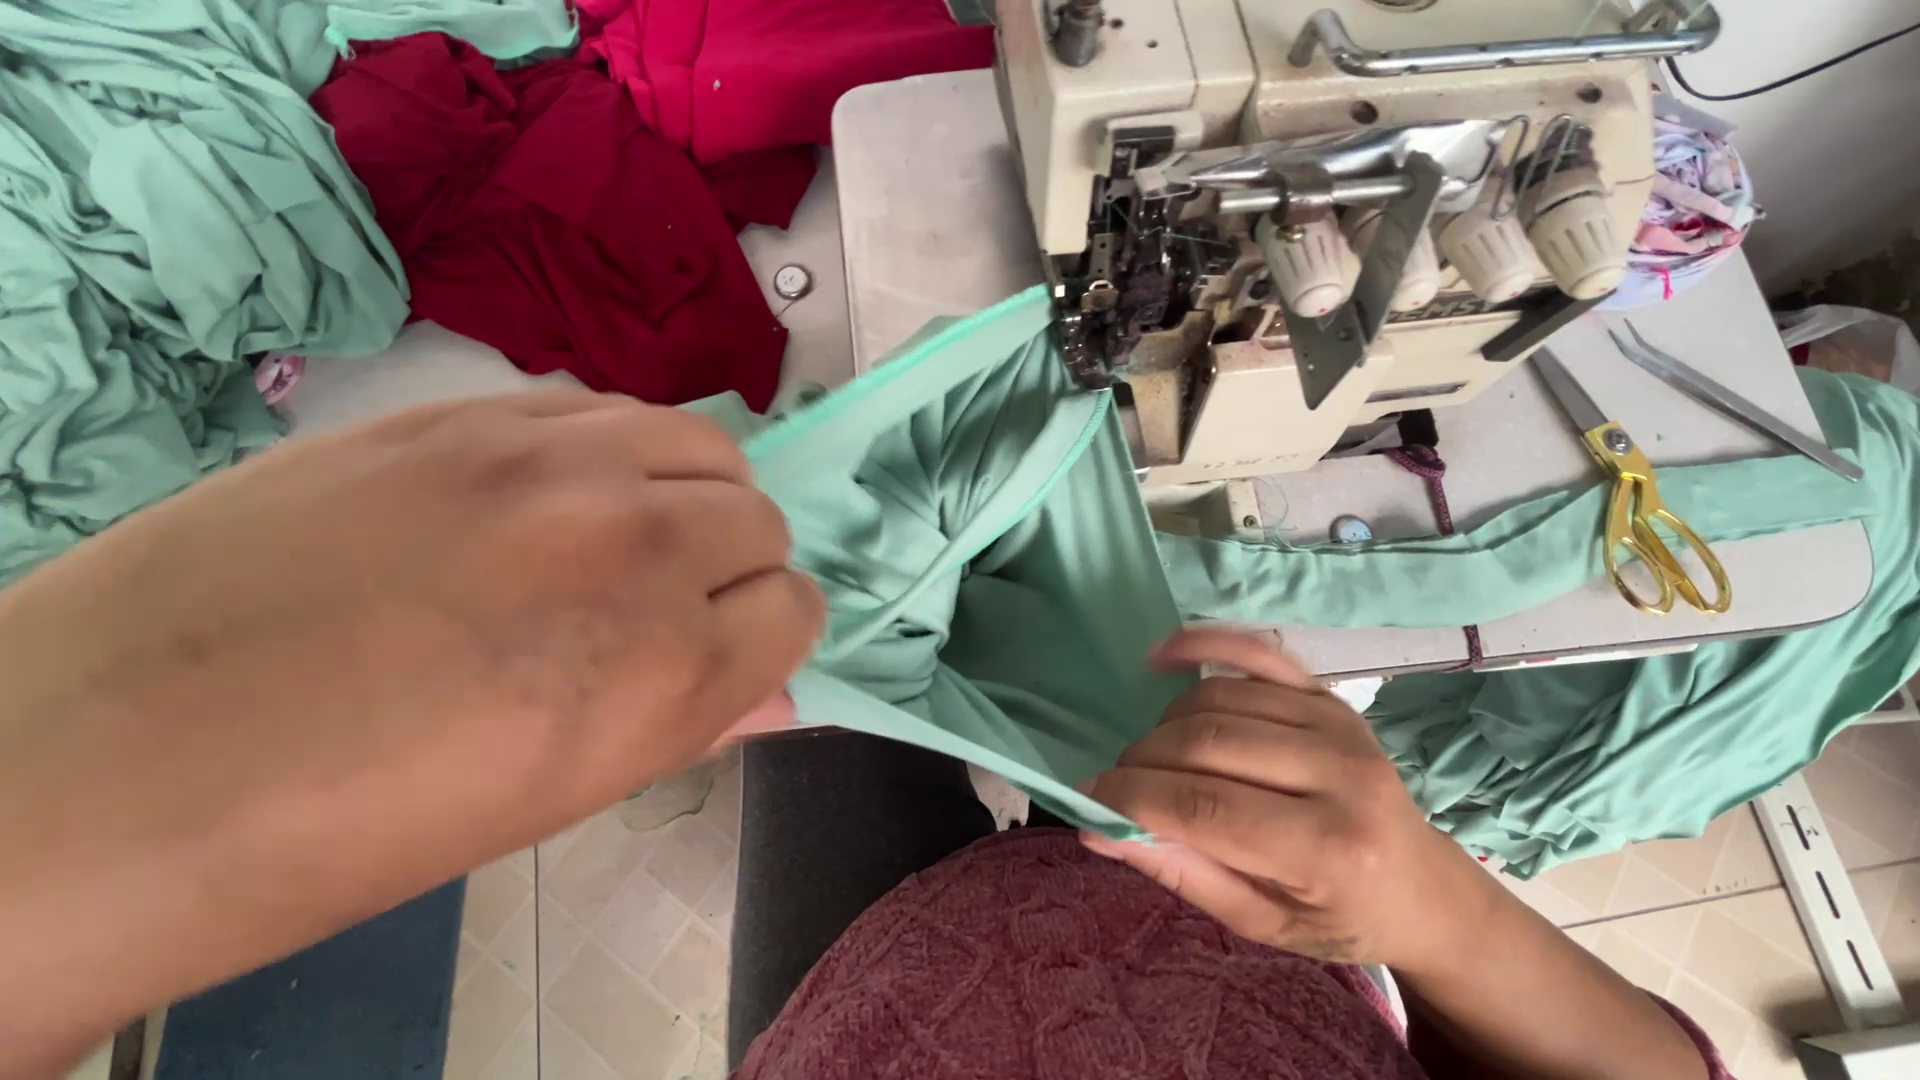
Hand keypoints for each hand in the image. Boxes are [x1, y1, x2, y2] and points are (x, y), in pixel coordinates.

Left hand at [0, 393, 822, 1070]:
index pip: (797, 610)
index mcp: (671, 669)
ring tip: (623, 534)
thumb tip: (776, 695)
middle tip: (660, 602)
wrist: (121, 759)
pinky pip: (609, 408)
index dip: (764, 636)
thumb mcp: (565, 796)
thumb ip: (698, 727)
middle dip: (732, 568)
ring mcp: (552, 463)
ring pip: (706, 446)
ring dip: (690, 495)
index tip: (722, 649)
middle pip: (763, 522)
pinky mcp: (470, 411)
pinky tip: (558, 492)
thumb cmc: (367, 821)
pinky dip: (615, 453)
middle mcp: (639, 548)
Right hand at [1084, 627, 1498, 969]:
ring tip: (1153, 758)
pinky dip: (1201, 644)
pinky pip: (1254, 651)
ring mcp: (1337, 723)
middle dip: (1140, 762)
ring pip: (1216, 699)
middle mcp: (1340, 773)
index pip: (1204, 807)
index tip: (1090, 800)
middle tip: (1118, 784)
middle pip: (1205, 743)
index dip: (1131, 798)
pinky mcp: (1329, 695)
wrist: (1422, 887)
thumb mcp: (1259, 921)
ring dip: (1163, 725)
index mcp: (1329, 848)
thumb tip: (1097, 832)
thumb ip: (1180, 872)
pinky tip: (1160, 657)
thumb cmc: (1338, 916)